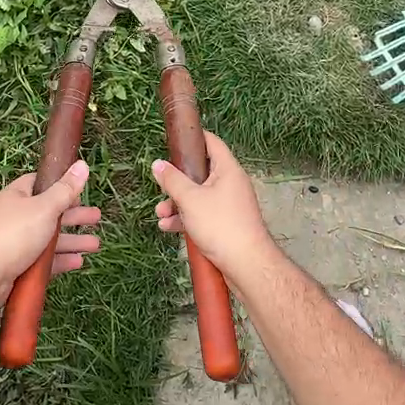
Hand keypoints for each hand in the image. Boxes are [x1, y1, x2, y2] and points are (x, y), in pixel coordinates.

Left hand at [0, 160, 100, 301]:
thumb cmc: (14, 234)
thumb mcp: (45, 208)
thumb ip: (66, 190)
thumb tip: (82, 164)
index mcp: (18, 195)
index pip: (41, 183)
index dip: (61, 186)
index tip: (79, 192)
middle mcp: (15, 215)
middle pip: (50, 212)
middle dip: (74, 216)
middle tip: (96, 218)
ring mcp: (15, 241)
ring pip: (48, 238)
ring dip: (72, 240)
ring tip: (95, 244)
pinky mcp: (17, 264)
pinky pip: (43, 259)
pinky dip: (60, 259)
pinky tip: (78, 262)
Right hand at [152, 131, 276, 279]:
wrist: (247, 266)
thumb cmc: (220, 226)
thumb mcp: (190, 199)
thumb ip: (172, 180)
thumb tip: (157, 164)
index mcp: (227, 169)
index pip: (210, 142)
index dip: (192, 138)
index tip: (173, 142)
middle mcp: (231, 183)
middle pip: (200, 172)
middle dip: (177, 181)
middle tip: (162, 187)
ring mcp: (229, 204)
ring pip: (199, 195)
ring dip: (177, 203)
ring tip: (160, 214)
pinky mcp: (226, 223)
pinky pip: (203, 213)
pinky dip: (186, 218)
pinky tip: (168, 227)